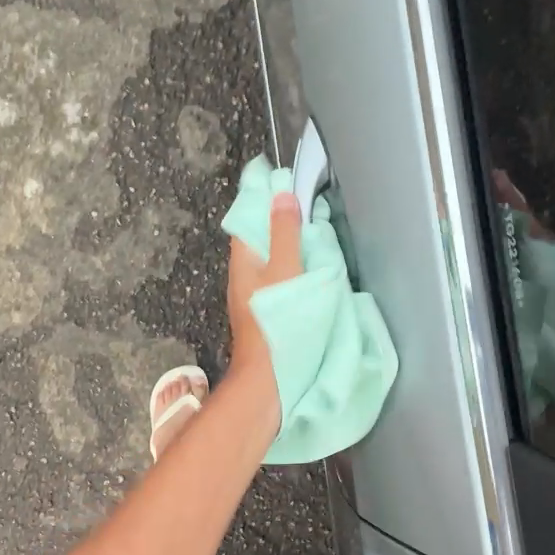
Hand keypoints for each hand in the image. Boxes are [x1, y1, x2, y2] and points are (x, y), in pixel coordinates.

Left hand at [227, 192, 303, 381]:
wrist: (269, 377)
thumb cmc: (279, 323)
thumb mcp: (286, 270)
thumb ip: (286, 233)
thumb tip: (282, 196)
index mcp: (244, 259)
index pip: (248, 214)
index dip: (263, 194)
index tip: (283, 177)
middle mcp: (243, 274)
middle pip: (259, 236)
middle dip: (278, 217)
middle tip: (304, 200)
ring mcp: (252, 294)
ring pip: (268, 257)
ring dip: (287, 242)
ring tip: (311, 230)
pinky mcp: (265, 311)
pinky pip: (277, 277)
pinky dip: (292, 265)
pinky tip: (310, 269)